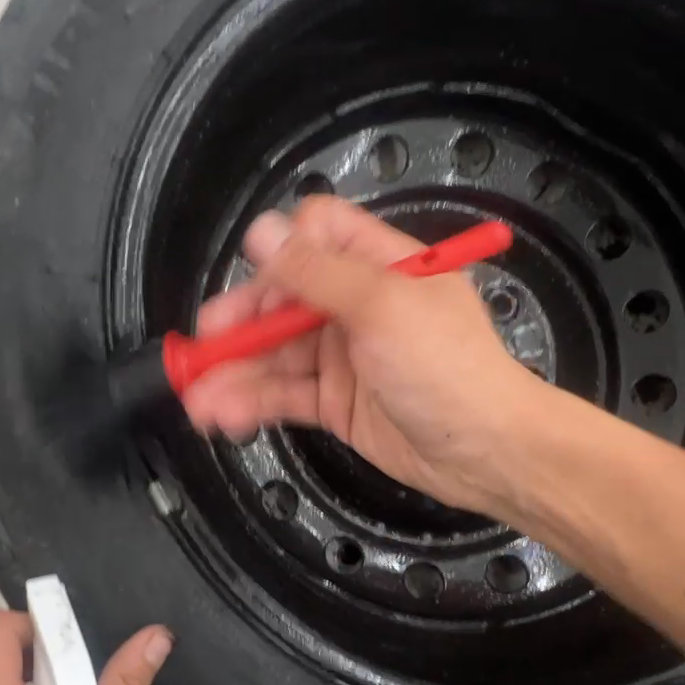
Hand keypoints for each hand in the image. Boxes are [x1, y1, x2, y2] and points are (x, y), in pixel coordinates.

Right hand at [180, 195, 549, 514]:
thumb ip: (317, 273)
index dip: (282, 256)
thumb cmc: (450, 370)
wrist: (486, 452)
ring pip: (277, 356)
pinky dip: (253, 403)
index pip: (316, 239)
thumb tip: (264, 232)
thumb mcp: (382, 308)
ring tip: (198, 397)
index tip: (253, 281)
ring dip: (236, 373)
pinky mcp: (337, 403)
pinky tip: (223, 413)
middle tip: (203, 347)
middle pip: (283, 301)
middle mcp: (358, 307)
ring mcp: (345, 358)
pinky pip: (286, 396)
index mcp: (379, 266)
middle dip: (241, 324)